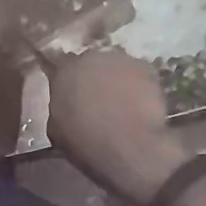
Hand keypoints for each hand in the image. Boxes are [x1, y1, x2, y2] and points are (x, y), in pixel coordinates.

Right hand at [47, 50, 190, 203]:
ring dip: (120, 82)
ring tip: (126, 106)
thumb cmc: (88, 144)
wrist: (130, 148)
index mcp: (64, 72)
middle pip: (92, 65)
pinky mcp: (146, 67)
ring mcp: (121, 60)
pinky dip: (142, 88)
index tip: (76, 97)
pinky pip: (141, 76)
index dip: (72, 84)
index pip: (63, 70)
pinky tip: (143, 107)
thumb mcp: (59, 132)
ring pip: (118, 68)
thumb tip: (67, 107)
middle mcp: (90, 58)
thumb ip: (60, 110)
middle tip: (102, 103)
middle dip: (96, 80)